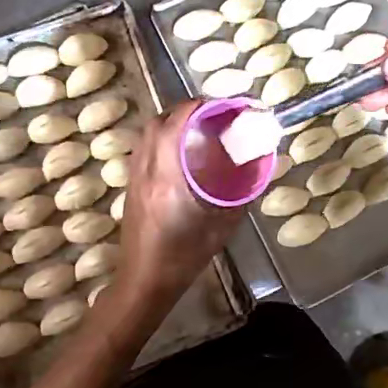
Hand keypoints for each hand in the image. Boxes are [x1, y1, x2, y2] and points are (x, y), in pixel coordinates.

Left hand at [115, 100, 245, 303]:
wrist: (143, 282)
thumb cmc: (183, 258)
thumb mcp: (220, 229)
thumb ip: (239, 197)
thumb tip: (258, 170)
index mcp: (167, 179)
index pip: (175, 125)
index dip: (196, 107)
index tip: (219, 106)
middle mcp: (146, 171)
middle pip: (157, 123)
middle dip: (183, 112)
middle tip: (210, 117)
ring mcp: (134, 178)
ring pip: (147, 135)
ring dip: (170, 124)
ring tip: (197, 132)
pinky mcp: (130, 187)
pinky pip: (144, 150)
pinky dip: (161, 141)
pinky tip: (180, 155)